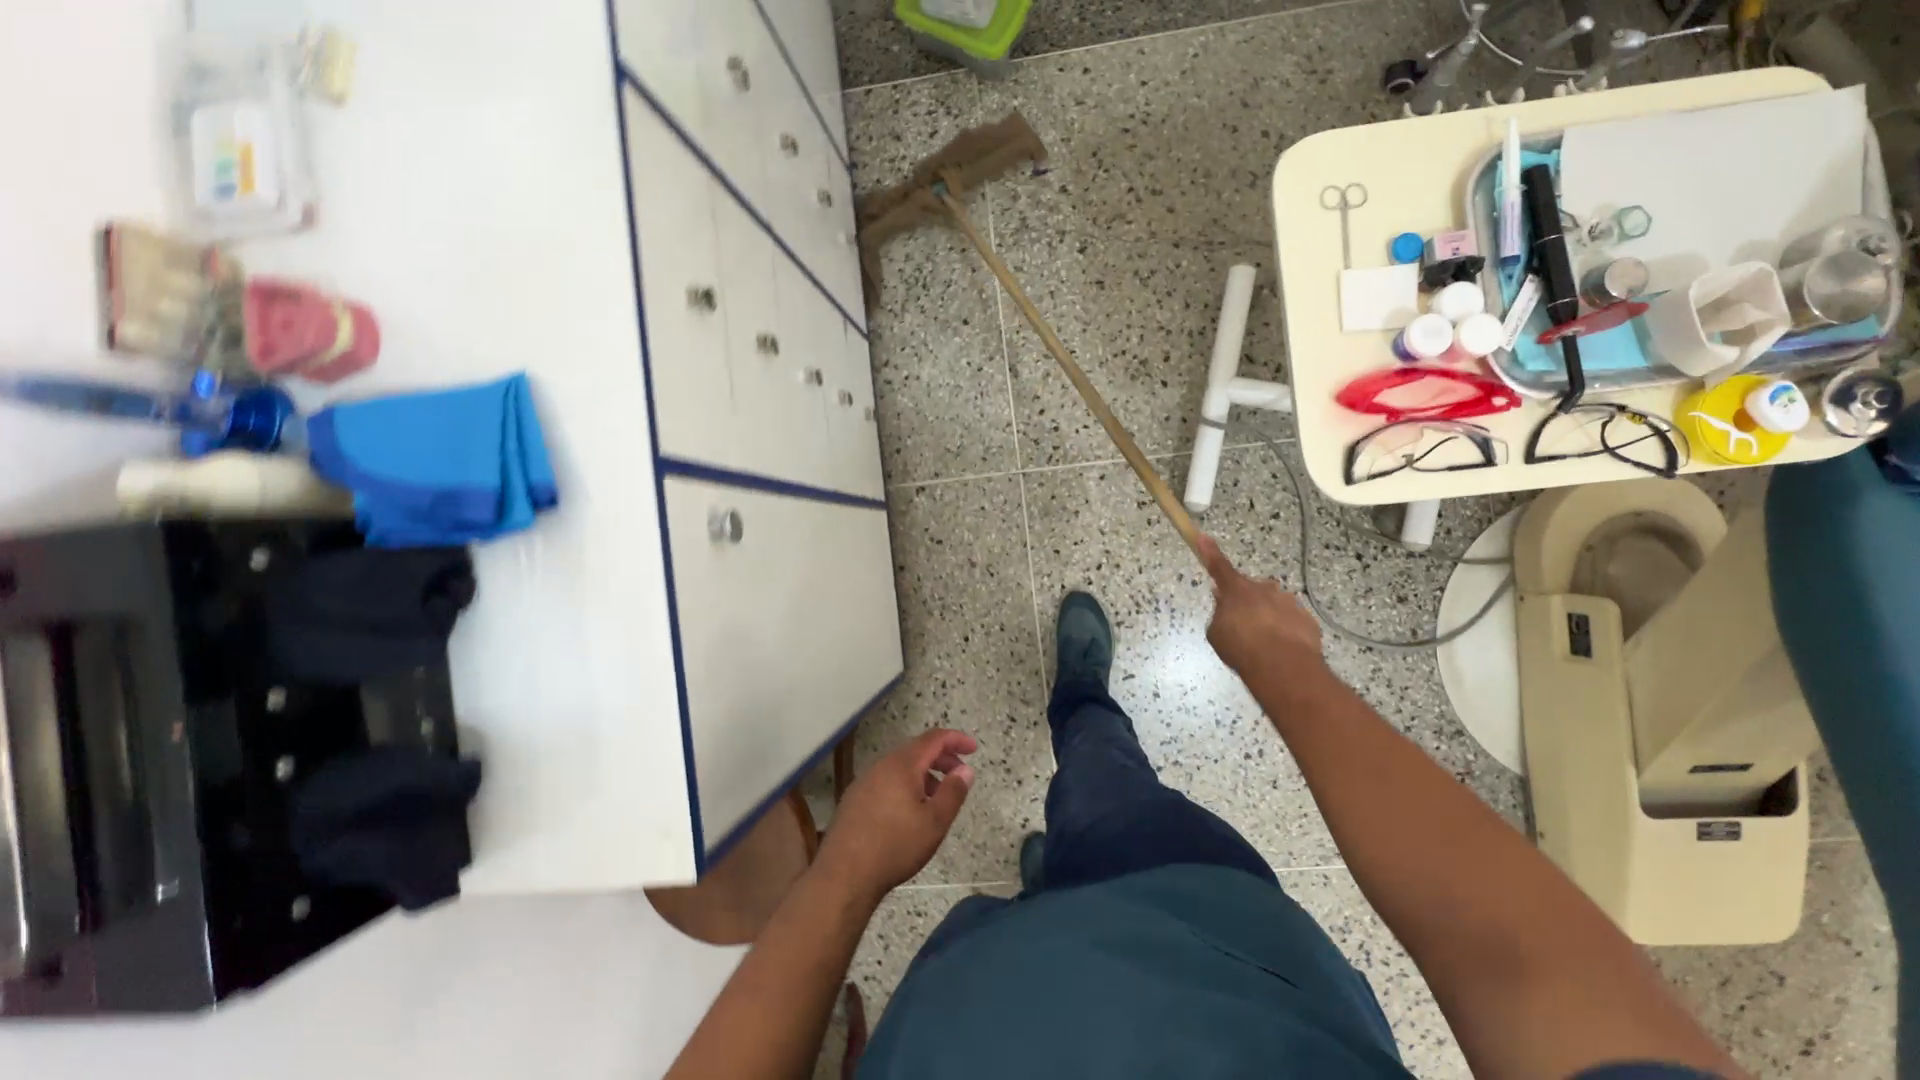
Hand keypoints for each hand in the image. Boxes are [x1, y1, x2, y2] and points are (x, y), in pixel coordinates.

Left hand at [816, 729, 976, 903]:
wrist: (844, 875)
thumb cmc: (896, 846)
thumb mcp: (934, 822)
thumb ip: (953, 792)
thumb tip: (965, 770)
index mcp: (901, 765)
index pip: (933, 739)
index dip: (955, 739)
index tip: (973, 749)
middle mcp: (880, 767)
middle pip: (915, 750)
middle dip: (941, 758)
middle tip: (959, 775)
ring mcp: (863, 783)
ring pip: (899, 768)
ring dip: (923, 774)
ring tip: (937, 798)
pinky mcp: (853, 800)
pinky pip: (886, 782)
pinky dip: (905, 786)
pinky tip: (909, 812)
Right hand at [1196, 534, 1323, 675]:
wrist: (1283, 665)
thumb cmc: (1242, 648)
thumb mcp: (1216, 634)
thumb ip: (1219, 616)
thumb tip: (1224, 607)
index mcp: (1237, 591)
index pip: (1219, 567)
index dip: (1209, 552)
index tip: (1202, 536)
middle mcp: (1264, 589)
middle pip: (1251, 590)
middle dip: (1246, 602)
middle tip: (1242, 626)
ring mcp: (1288, 601)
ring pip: (1273, 604)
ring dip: (1267, 617)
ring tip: (1264, 643)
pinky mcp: (1306, 617)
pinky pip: (1291, 619)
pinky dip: (1285, 630)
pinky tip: (1282, 648)